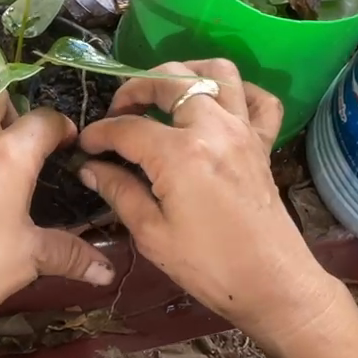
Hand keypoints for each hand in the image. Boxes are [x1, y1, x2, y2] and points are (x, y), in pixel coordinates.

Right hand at [76, 60, 340, 348]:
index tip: (84, 147)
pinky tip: (216, 106)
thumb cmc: (208, 266)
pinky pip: (259, 99)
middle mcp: (213, 128)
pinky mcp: (263, 143)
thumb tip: (91, 169)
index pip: (127, 127)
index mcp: (179, 153)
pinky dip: (238, 92)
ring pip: (217, 72)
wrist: (273, 284)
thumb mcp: (152, 235)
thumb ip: (119, 192)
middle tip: (118, 113)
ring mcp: (243, 131)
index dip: (99, 134)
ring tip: (163, 94)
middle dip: (134, 87)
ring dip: (185, 74)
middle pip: (170, 80)